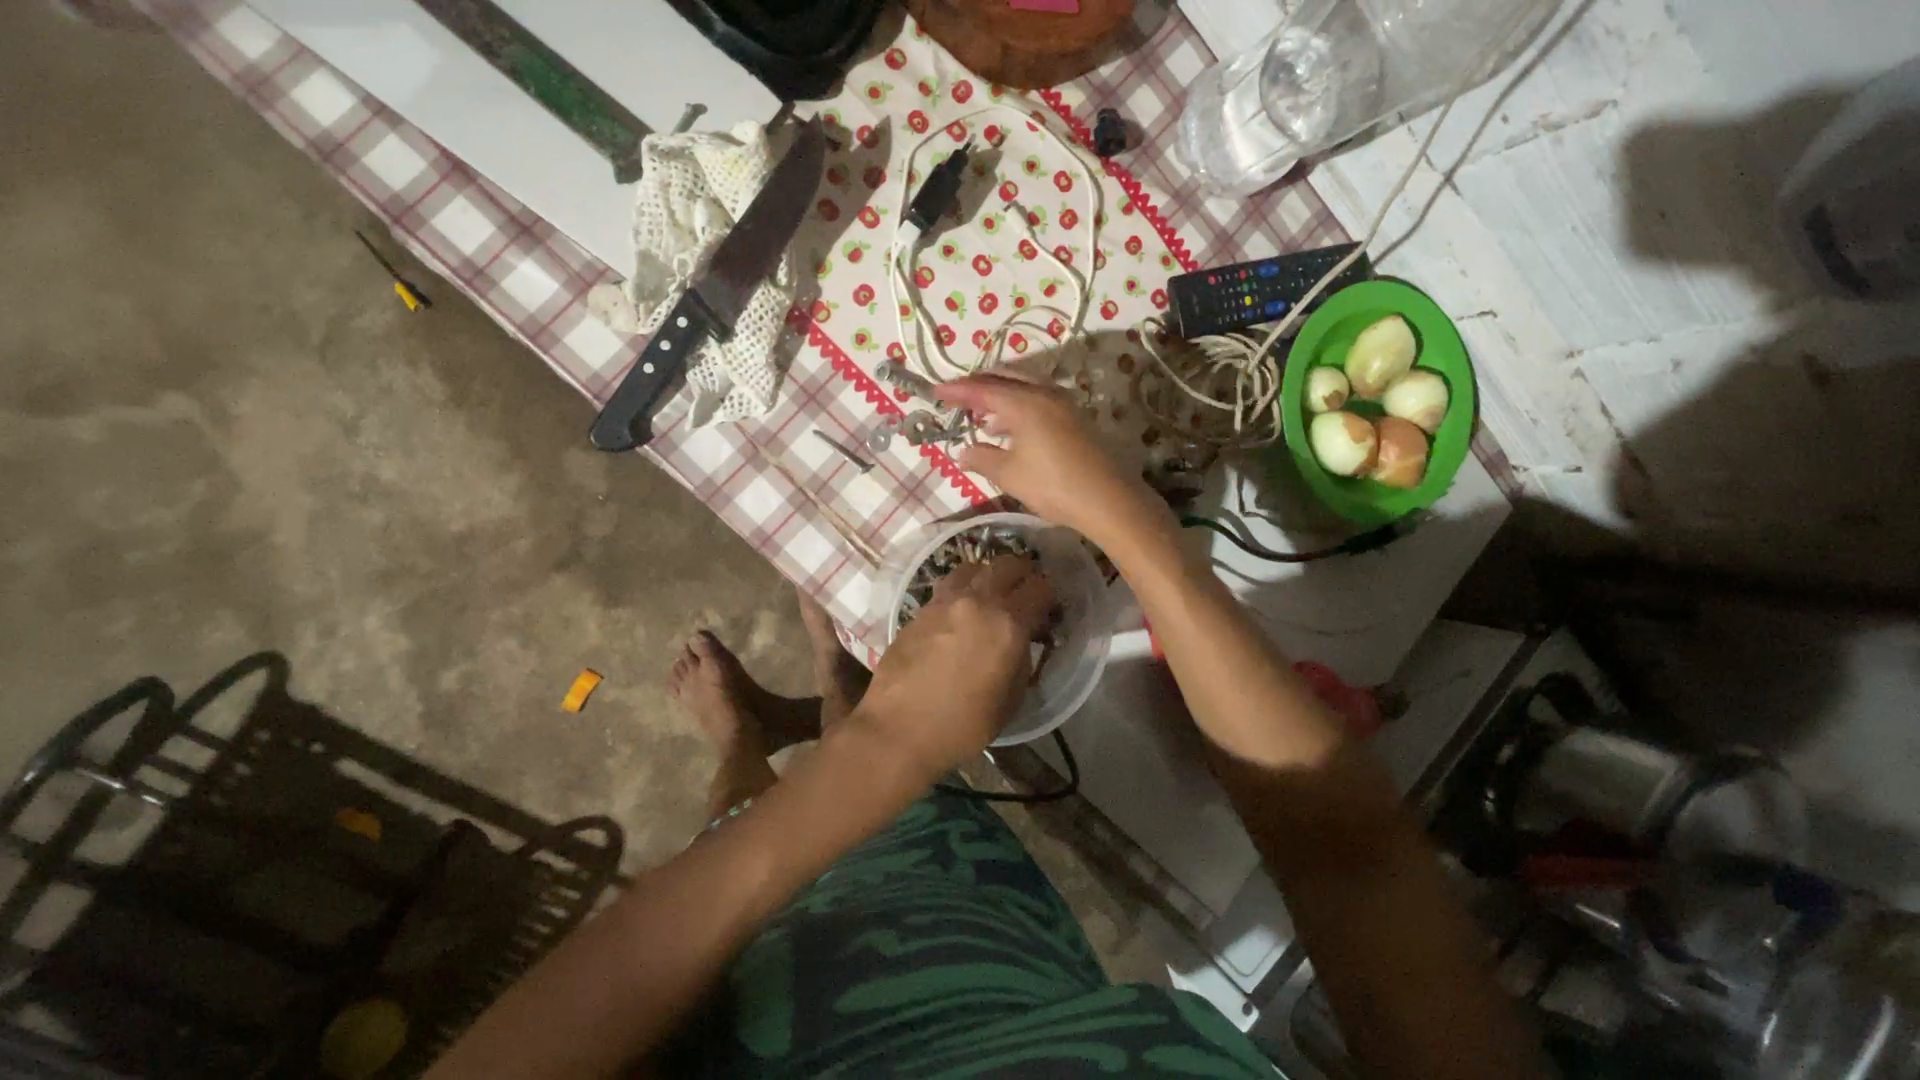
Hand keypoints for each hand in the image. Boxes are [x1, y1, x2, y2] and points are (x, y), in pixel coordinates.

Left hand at [850, 556, 1055, 776]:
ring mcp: (944, 602)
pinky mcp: (919, 610)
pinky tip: (961, 611)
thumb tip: (1022, 642)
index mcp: (1007, 624)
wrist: (899, 729)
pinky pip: (947, 587)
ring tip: (991, 593)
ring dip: (988, 575)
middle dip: (1023, 573)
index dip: (1051, 594)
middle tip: (1027, 589)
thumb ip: (1022, 661)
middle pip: (1007, 565)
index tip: (1051, 605)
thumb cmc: (963, 725)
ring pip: (973, 568)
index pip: (1040, 588)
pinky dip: (961, 590)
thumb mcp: (1010, 700)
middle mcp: (977, 602)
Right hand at [936, 371, 1171, 549]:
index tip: (935, 391)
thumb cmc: (1053, 486)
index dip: (957, 390)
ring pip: (1026, 386)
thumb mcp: (1010, 475)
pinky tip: (1012, 429)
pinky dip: (1020, 404)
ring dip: (1002, 394)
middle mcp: (1045, 394)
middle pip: (1006, 377)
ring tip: (983, 416)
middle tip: (959, 396)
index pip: (983, 389)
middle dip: (980, 384)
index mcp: (1025, 403)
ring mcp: (1064, 404)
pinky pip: (1040, 398)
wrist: (1108, 499)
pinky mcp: (1076, 418)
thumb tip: (962, 452)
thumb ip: (982, 459)